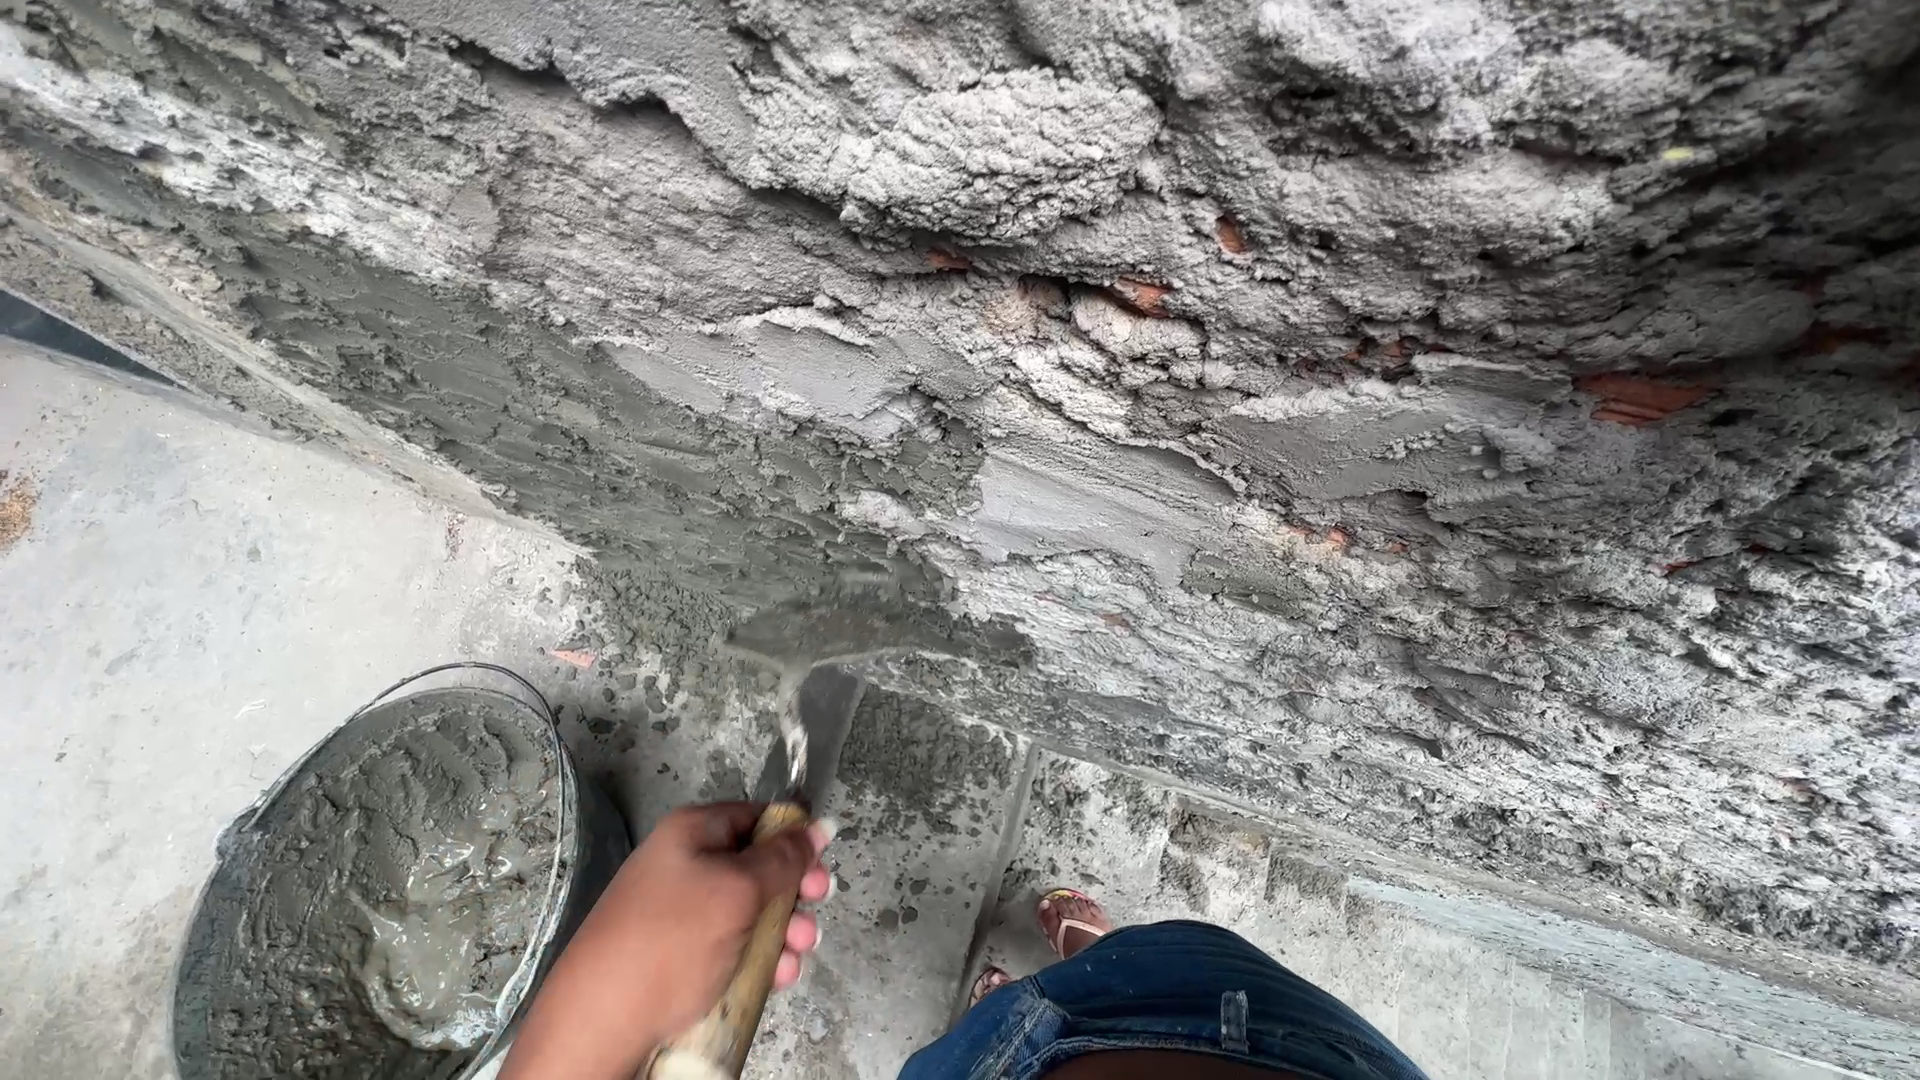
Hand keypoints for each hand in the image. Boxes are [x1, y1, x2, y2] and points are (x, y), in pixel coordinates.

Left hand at [499, 802, 833, 1079]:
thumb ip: (784, 858)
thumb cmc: (670, 943)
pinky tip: (777, 977)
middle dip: (794, 891)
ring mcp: (682, 915)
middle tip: (816, 906)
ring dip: (784, 930)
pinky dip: (760, 958)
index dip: (792, 837)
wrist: (598, 1029)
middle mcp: (686, 866)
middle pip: (758, 867)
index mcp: (692, 833)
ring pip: (750, 912)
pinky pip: (732, 948)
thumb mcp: (737, 890)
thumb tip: (818, 826)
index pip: (756, 817)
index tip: (820, 862)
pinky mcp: (681, 959)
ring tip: (799, 953)